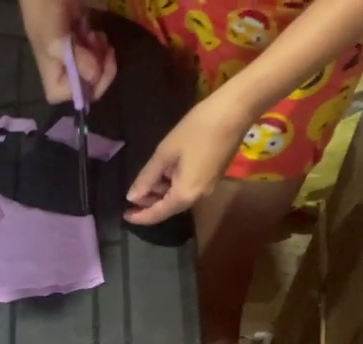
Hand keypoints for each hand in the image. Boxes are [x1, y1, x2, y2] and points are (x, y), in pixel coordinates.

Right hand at [19, 0, 116, 103]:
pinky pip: (94, 50)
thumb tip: (94, 76)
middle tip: (103, 48)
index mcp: (52, 76)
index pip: (71, 96)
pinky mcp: (78, 40)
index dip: (88, 87)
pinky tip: (93, 30)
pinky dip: (99, 43)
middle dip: (100, 67)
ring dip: (100, 52)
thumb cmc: (44, 13)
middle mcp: (62, 70)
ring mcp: (72, 54)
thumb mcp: (56, 39)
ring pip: (94, 66)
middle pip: (87, 83)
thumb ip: (76, 60)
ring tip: (94, 35)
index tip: (99, 68)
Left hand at [124, 94, 256, 223]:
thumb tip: (132, 197)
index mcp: (184, 195)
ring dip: (161, 193)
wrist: (238, 108)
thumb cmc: (198, 128)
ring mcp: (208, 188)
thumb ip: (147, 178)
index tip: (124, 214)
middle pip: (168, 208)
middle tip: (133, 194)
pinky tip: (166, 171)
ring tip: (147, 179)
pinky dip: (173, 185)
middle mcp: (198, 198)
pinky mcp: (214, 177)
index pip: (156, 214)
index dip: (139, 216)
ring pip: (178, 198)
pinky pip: (188, 188)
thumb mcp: (165, 153)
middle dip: (149, 203)